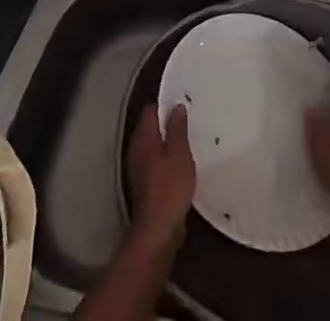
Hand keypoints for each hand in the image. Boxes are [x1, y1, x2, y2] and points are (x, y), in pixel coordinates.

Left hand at [126, 102, 194, 251]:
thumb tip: (176, 106)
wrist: (159, 228)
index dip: (166, 104)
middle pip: (152, 127)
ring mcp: (140, 167)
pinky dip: (169, 157)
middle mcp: (137, 149)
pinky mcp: (146, 182)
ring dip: (170, 141)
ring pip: (155, 145)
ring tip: (191, 138)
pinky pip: (157, 161)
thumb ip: (177, 128)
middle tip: (191, 119)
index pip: (151, 110)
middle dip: (169, 122)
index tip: (184, 102)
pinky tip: (184, 162)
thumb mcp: (179, 153)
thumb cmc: (170, 186)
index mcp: (143, 138)